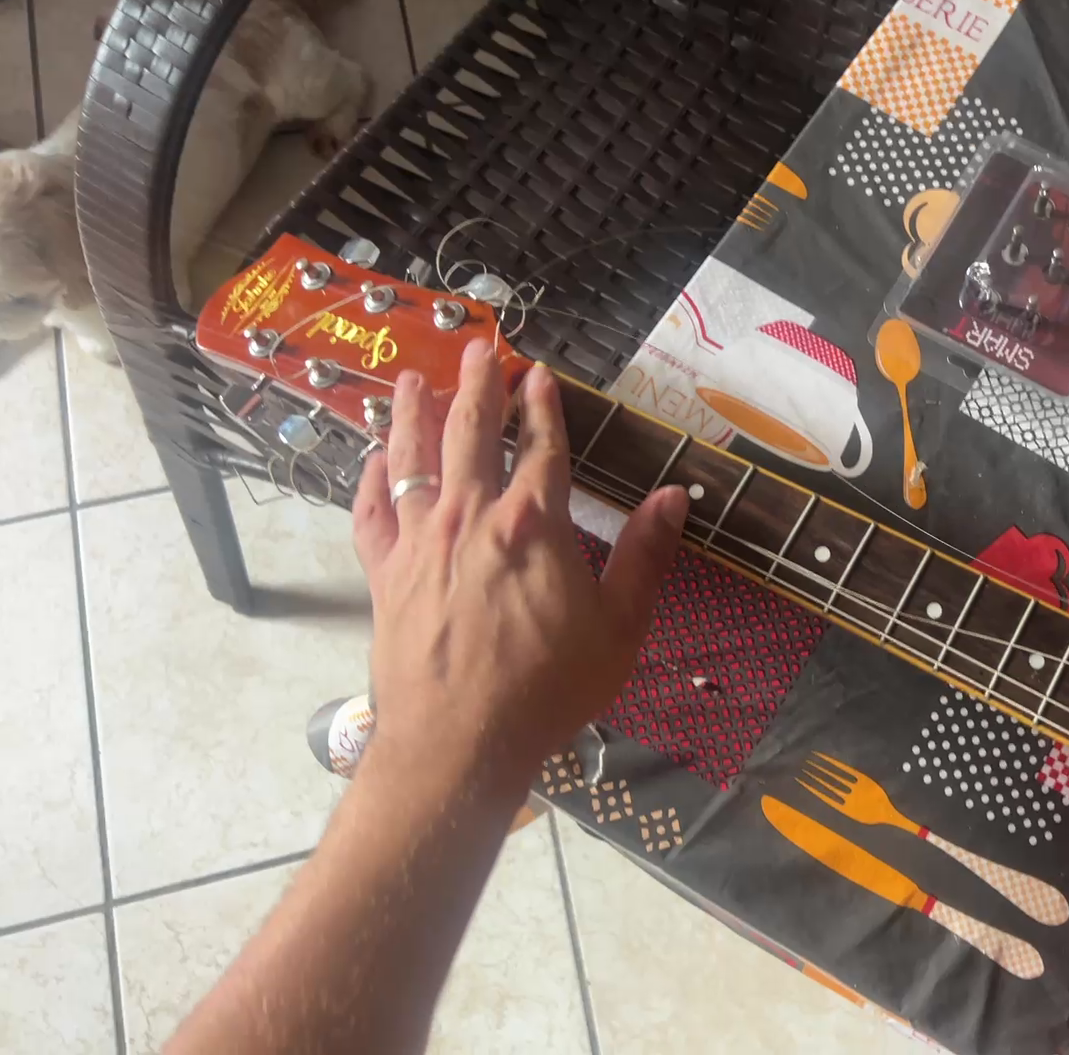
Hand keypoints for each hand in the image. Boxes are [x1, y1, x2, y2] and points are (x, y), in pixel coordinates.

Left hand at [351, 339, 686, 789]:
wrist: (459, 745)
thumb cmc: (552, 683)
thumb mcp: (622, 622)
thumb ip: (646, 552)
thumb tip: (674, 495)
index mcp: (533, 525)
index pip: (542, 448)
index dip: (544, 406)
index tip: (541, 372)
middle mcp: (471, 518)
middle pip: (472, 436)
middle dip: (479, 387)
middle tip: (481, 347)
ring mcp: (420, 544)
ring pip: (414, 461)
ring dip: (418, 414)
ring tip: (420, 378)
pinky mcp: (385, 574)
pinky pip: (371, 511)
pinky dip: (371, 477)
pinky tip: (375, 456)